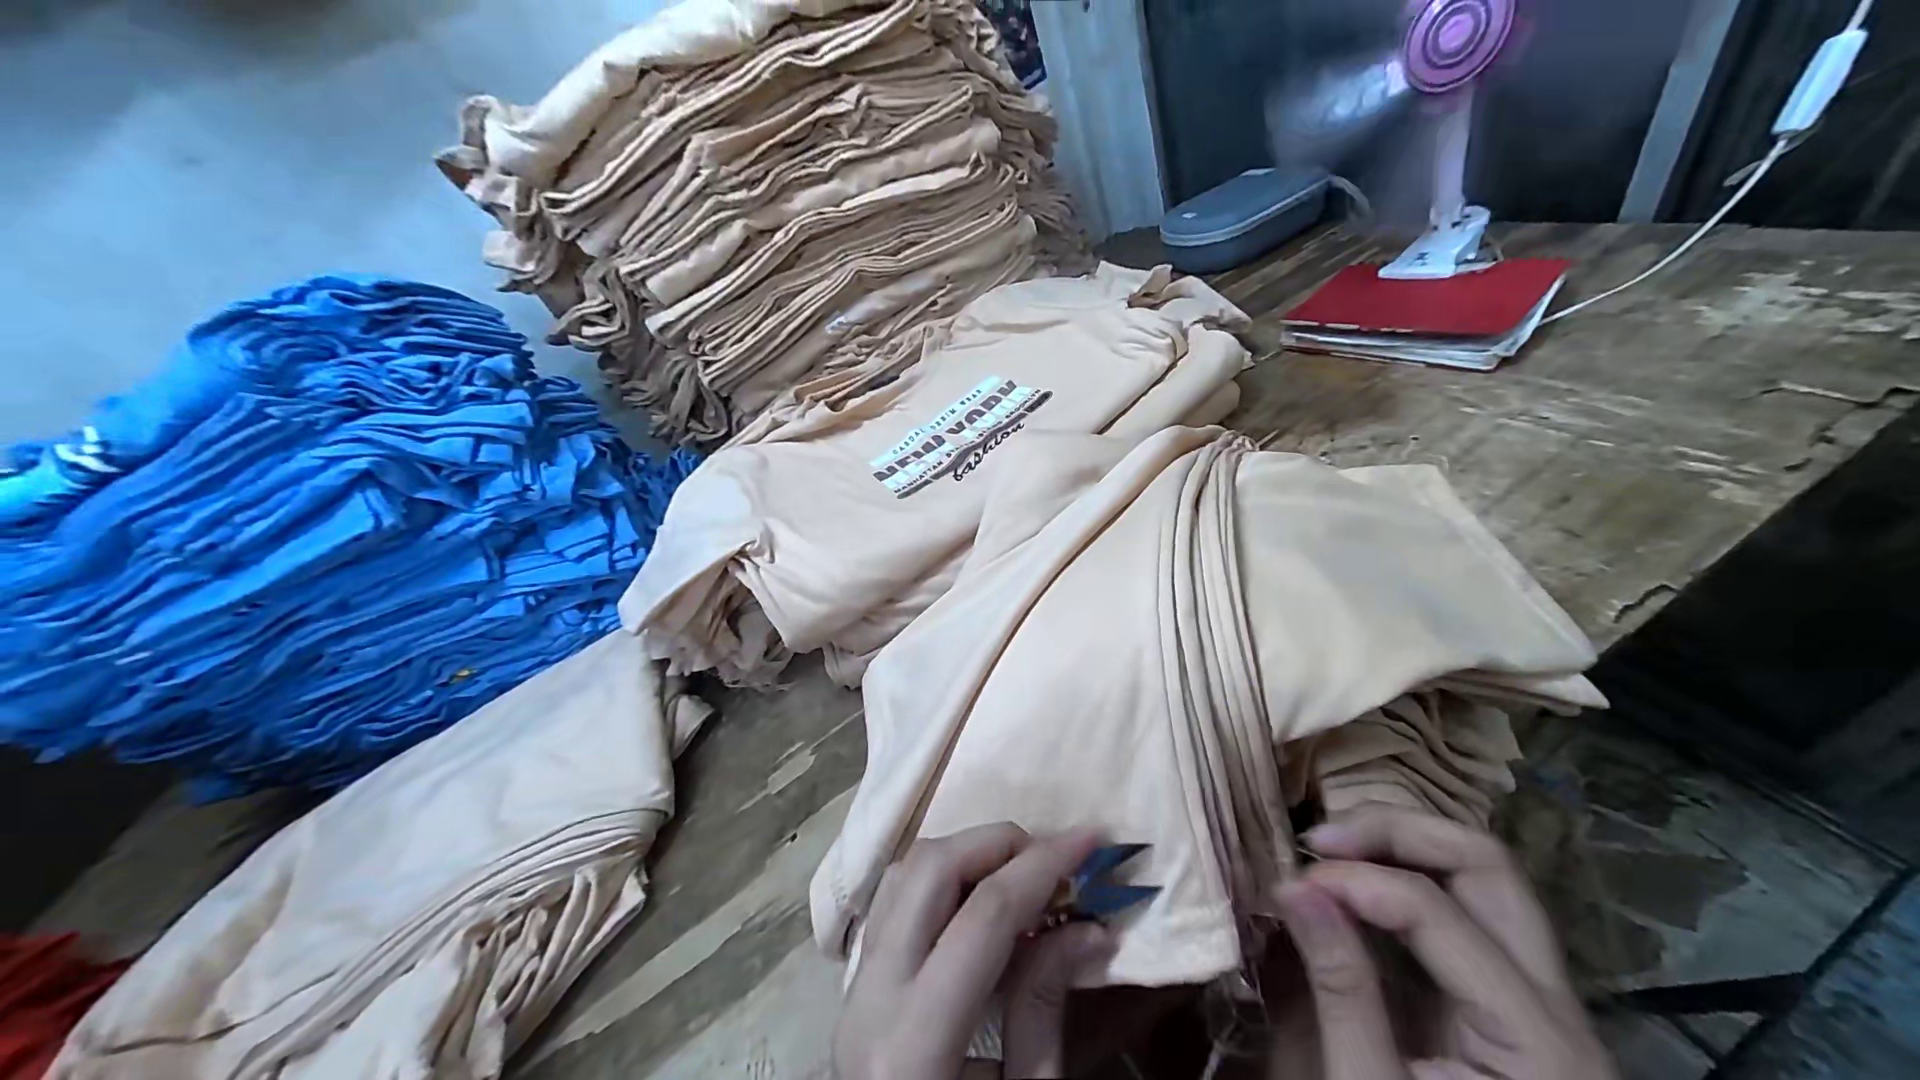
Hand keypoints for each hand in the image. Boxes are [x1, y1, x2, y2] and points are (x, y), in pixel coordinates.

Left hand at [835, 824, 1112, 1079]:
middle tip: (1056, 861)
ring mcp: (854, 984)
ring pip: (905, 872)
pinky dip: (943, 878)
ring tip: (1026, 876)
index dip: (1043, 868)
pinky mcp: (857, 982)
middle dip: (1000, 846)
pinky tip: (983, 900)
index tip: (1092, 841)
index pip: (983, 918)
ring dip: (970, 855)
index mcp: (911, 1043)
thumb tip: (1083, 926)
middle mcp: (868, 996)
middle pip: (930, 870)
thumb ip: (1042, 1010)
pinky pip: (895, 898)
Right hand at [1274, 807, 1616, 1079]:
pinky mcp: (1510, 998)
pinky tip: (1359, 878)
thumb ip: (1340, 987)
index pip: (1439, 911)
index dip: (1357, 880)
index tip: (1291, 882)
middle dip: (1397, 831)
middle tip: (1320, 836)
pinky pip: (1469, 906)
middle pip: (1488, 866)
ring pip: (1486, 875)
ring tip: (1334, 847)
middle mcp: (1560, 1005)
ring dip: (1404, 843)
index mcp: (1539, 1043)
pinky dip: (1410, 873)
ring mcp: (1542, 997)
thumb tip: (1294, 886)